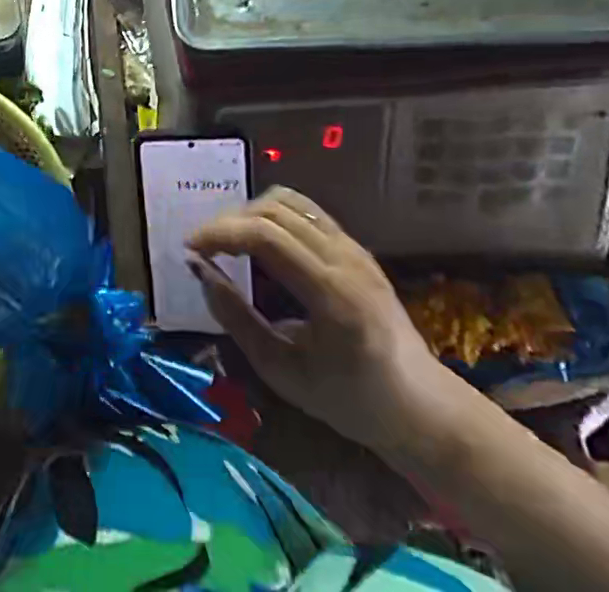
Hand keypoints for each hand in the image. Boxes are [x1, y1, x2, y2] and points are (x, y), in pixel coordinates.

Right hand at [187, 187, 470, 454]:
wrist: (419, 407)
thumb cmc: (347, 399)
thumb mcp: (279, 370)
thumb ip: (235, 318)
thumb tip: (198, 271)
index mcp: (333, 296)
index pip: (266, 236)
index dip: (219, 233)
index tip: (189, 249)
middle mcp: (348, 262)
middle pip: (273, 211)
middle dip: (226, 223)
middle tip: (202, 249)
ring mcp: (356, 250)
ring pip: (288, 201)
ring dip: (248, 214)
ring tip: (226, 243)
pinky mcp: (356, 248)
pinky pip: (305, 211)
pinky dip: (269, 215)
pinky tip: (256, 241)